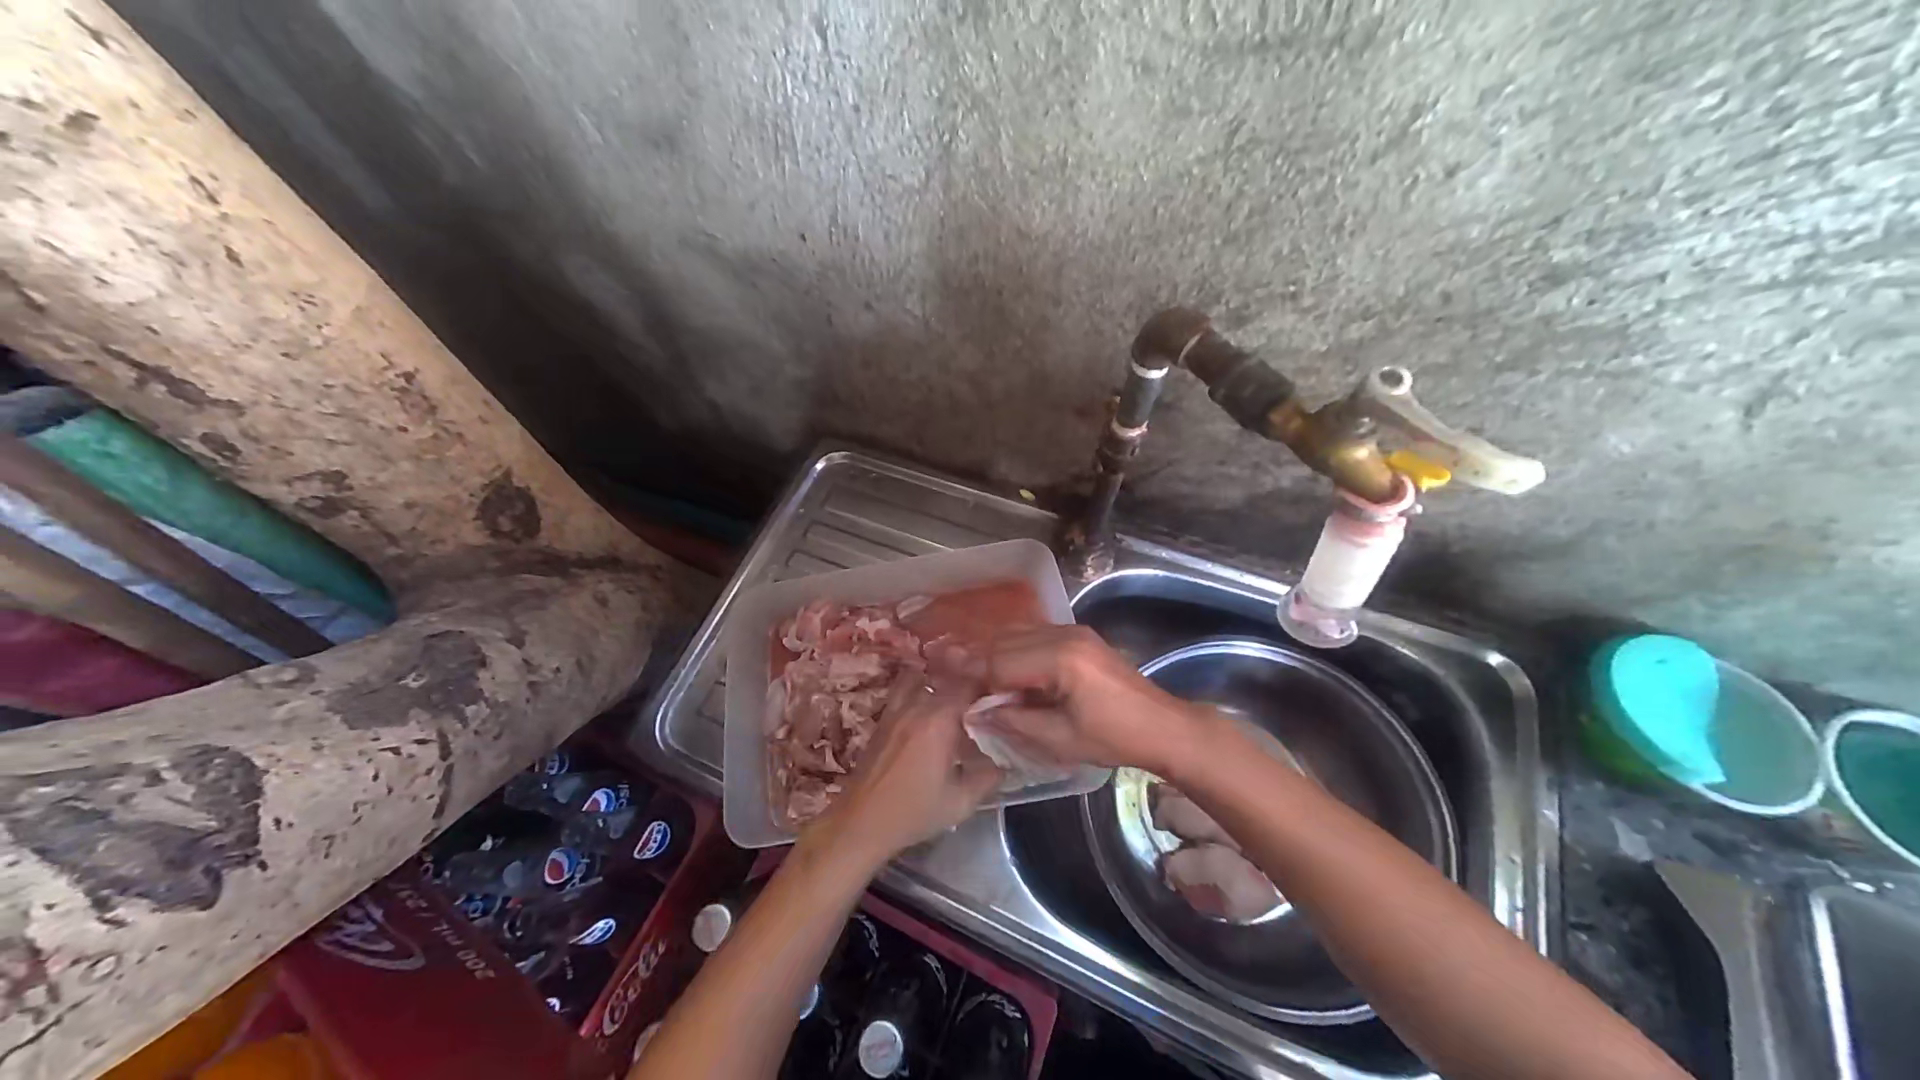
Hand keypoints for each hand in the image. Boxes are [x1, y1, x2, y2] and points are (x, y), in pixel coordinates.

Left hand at [808, 672, 1002, 865]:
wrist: (861, 822)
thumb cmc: (913, 813)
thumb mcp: (961, 802)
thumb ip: (989, 776)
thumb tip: (1008, 760)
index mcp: (939, 720)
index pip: (971, 684)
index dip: (990, 686)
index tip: (1003, 698)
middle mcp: (917, 705)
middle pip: (949, 678)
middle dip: (969, 685)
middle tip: (986, 703)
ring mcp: (897, 708)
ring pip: (925, 678)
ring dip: (942, 683)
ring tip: (958, 701)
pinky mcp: (884, 717)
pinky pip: (905, 689)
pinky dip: (921, 689)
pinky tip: (930, 710)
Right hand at [971, 625, 1213, 777]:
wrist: (1162, 726)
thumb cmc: (1113, 738)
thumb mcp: (1059, 739)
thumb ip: (1013, 721)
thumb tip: (975, 712)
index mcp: (1061, 659)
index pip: (1000, 662)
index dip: (972, 676)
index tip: (945, 682)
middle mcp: (1064, 635)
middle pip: (1005, 642)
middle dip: (979, 662)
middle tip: (954, 679)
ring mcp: (1073, 631)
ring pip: (1017, 634)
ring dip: (996, 655)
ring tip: (978, 679)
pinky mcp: (1079, 636)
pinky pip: (1034, 636)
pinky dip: (1015, 651)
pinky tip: (1009, 672)